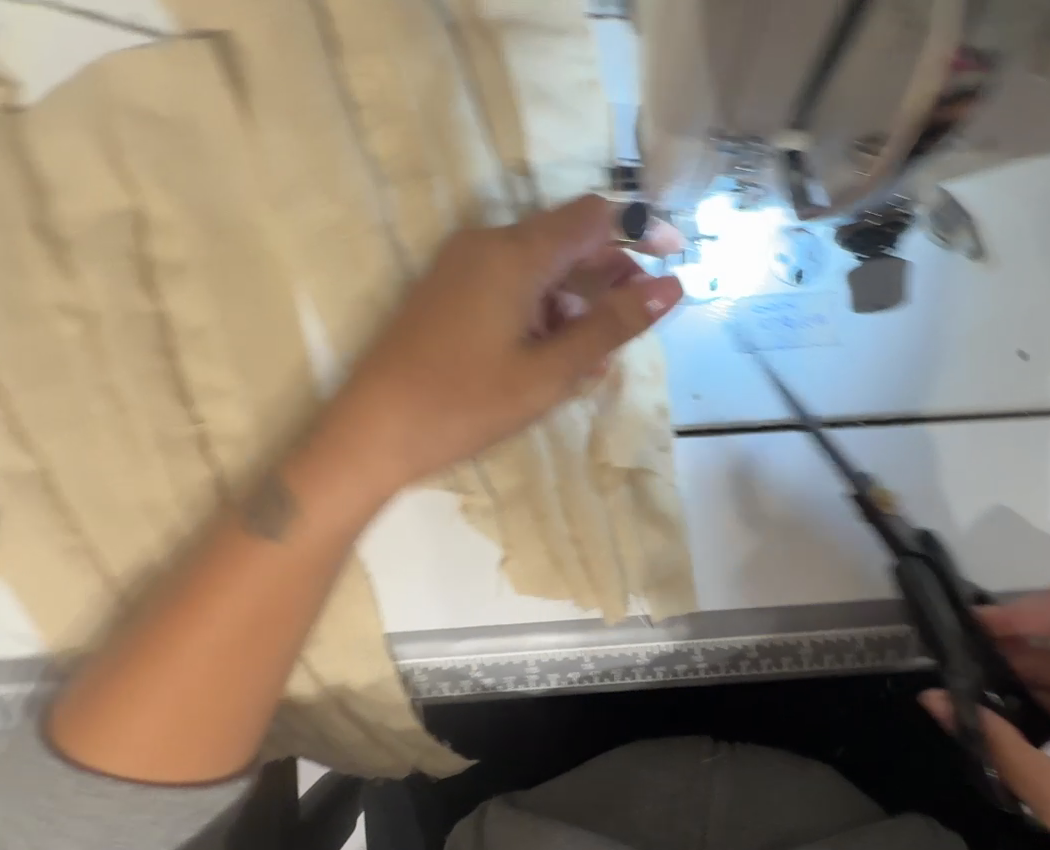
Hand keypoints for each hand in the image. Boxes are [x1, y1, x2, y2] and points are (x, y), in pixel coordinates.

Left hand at [325, 195, 684, 489]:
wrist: (371, 432)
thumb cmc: (465, 404)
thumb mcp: (549, 372)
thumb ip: (612, 326)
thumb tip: (671, 288)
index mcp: (514, 254)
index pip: (594, 217)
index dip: (641, 232)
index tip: (677, 260)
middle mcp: (487, 245)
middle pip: (567, 240)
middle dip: (611, 275)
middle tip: (639, 323)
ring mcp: (461, 268)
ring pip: (540, 268)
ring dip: (577, 302)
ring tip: (595, 359)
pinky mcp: (448, 294)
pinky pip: (511, 287)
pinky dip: (543, 312)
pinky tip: (555, 358)